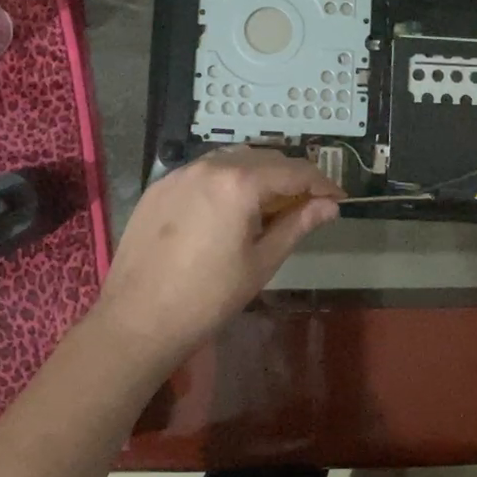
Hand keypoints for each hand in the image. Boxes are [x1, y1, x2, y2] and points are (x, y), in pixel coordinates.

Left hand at [95, 147, 341, 360]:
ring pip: (232, 159)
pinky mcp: (159, 187)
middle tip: (309, 204)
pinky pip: (203, 171)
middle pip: (264, 158)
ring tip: (271, 205)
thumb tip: (329, 206)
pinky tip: (229, 208)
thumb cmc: (208, 298)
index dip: (322, 183)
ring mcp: (179, 173)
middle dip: (291, 176)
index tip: (338, 199)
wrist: (138, 319)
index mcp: (239, 183)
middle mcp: (209, 165)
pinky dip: (226, 180)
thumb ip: (297, 226)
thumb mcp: (261, 263)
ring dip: (258, 175)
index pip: (294, 170)